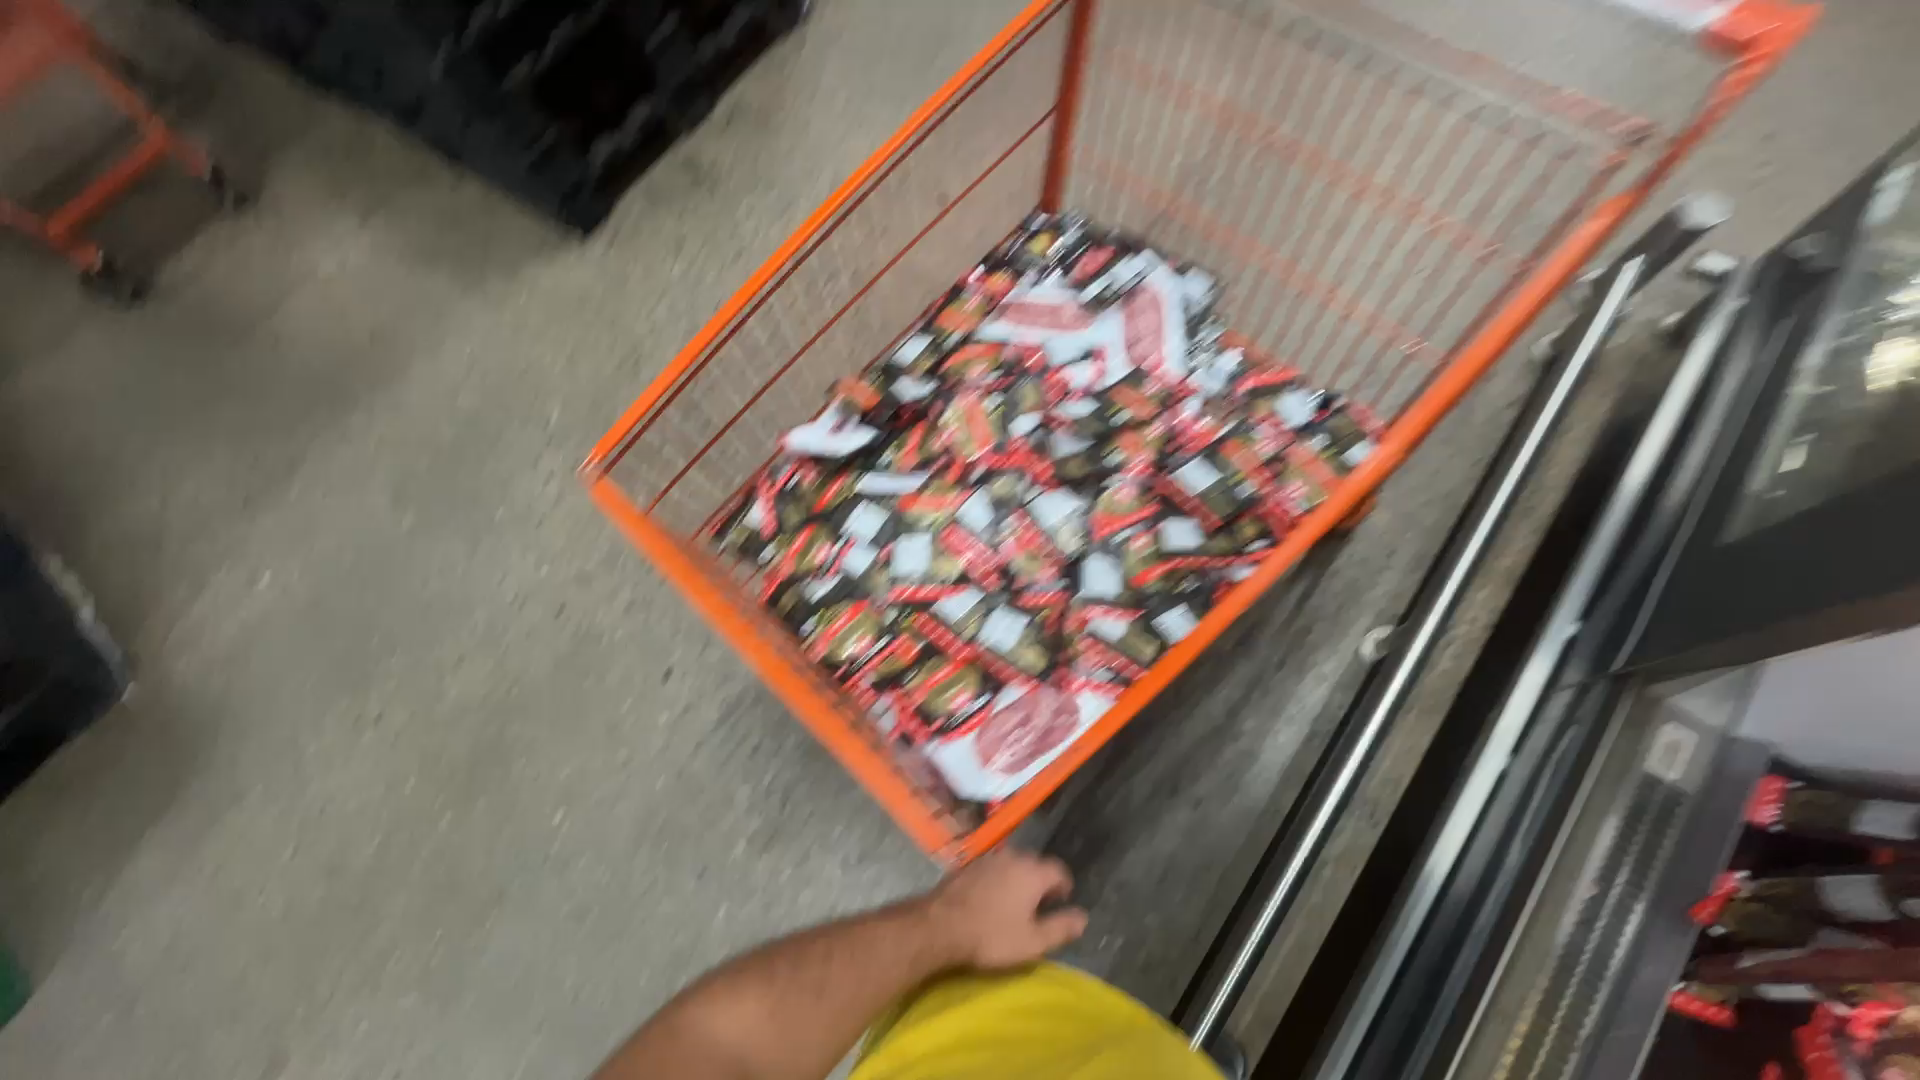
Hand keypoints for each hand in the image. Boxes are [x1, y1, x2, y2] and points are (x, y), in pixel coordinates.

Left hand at [919, 849, 1088, 971]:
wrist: (939, 926)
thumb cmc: (991, 936)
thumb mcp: (1033, 941)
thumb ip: (1061, 928)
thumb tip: (1083, 917)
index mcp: (1032, 872)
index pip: (1059, 870)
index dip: (1064, 886)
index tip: (1061, 903)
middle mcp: (1012, 857)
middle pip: (1035, 864)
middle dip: (1041, 882)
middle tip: (1039, 907)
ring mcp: (986, 858)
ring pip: (1012, 865)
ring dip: (1018, 879)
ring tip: (1014, 904)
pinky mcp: (966, 865)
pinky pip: (992, 869)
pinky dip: (997, 880)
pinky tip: (990, 900)